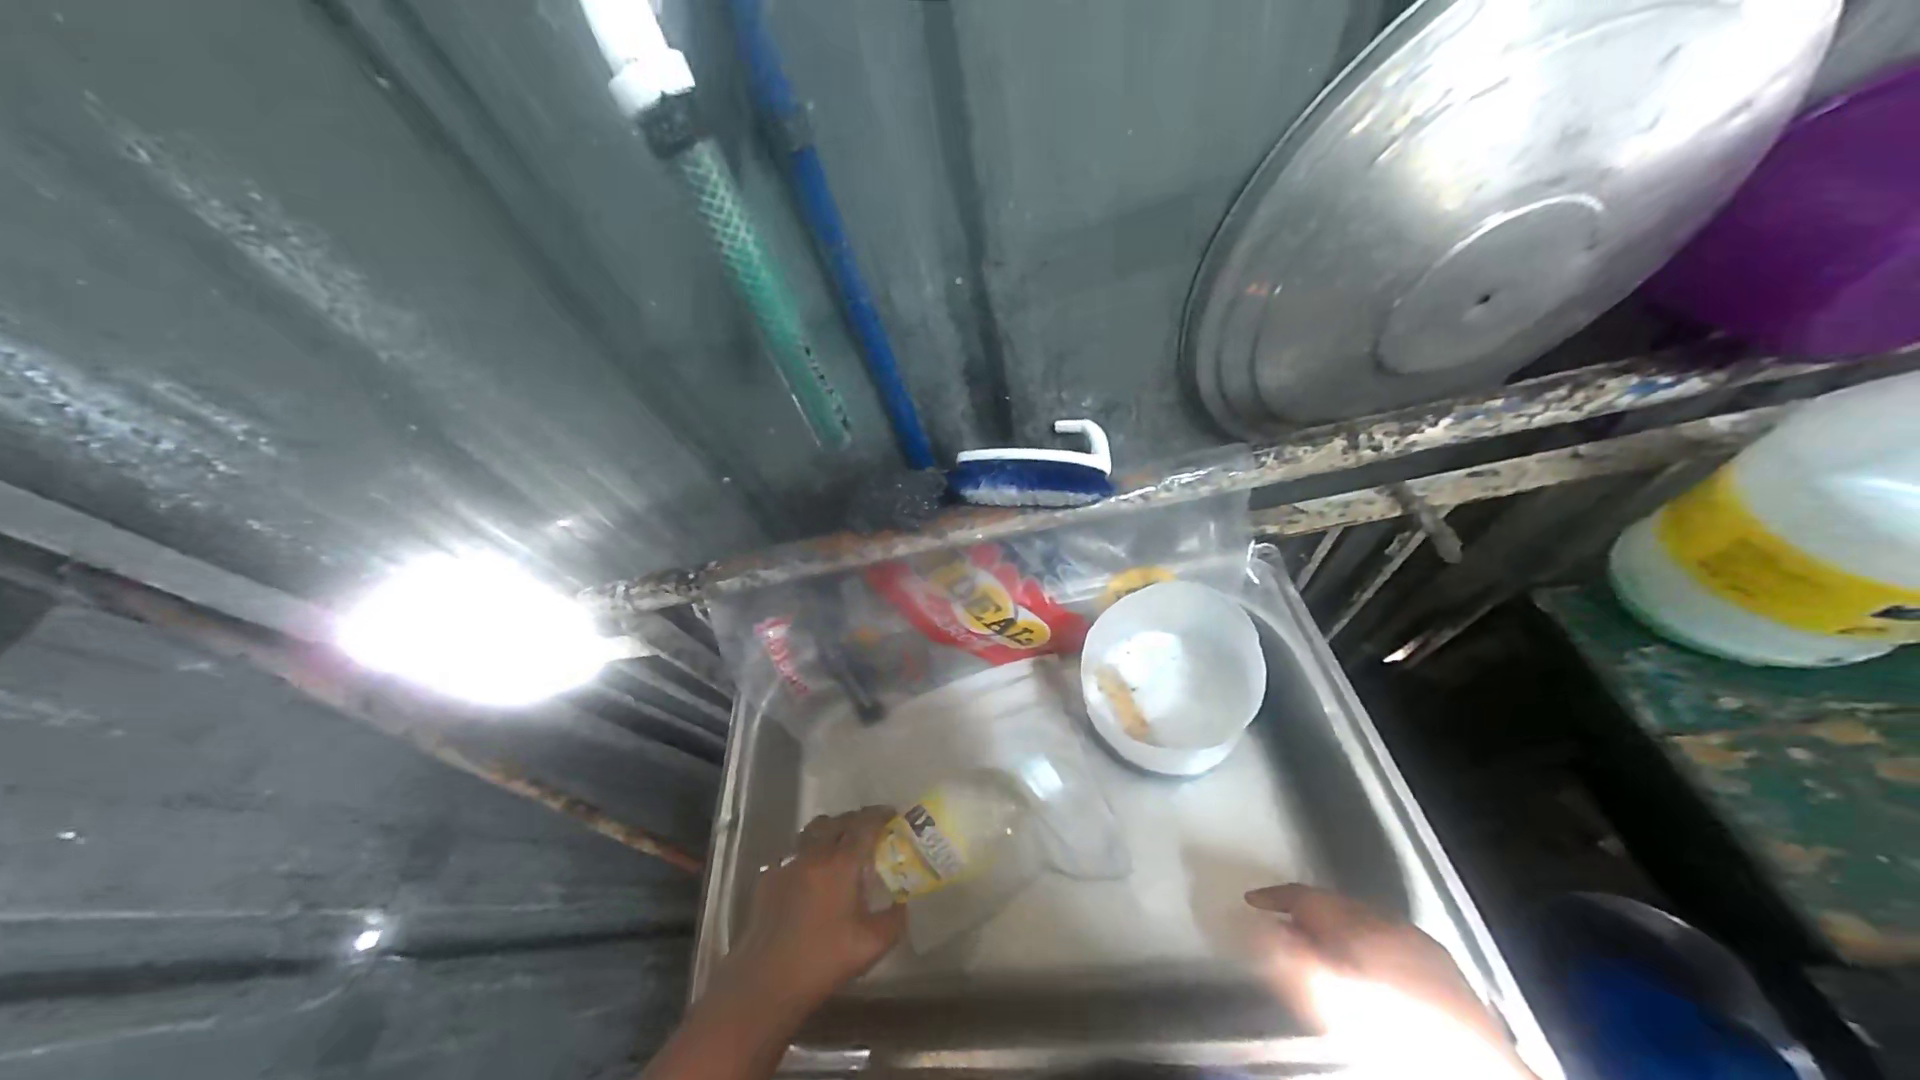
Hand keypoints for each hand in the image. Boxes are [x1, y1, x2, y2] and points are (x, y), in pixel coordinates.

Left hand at [710, 807, 905, 1020]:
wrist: (763, 982)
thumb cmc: (821, 962)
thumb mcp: (871, 946)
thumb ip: (894, 919)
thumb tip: (902, 902)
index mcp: (840, 864)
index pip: (864, 825)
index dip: (881, 816)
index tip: (893, 816)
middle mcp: (813, 854)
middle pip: (837, 821)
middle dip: (857, 820)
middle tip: (871, 831)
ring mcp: (787, 864)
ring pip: (812, 832)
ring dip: (831, 831)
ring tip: (843, 846)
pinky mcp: (768, 878)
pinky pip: (794, 852)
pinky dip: (810, 853)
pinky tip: (813, 875)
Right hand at [1246, 884, 1533, 1078]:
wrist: (1469, 1069)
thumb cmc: (1389, 1031)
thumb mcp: (1325, 996)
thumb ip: (1287, 957)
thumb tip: (1256, 925)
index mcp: (1355, 923)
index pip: (1302, 894)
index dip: (1272, 895)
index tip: (1251, 901)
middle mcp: (1385, 920)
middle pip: (1332, 903)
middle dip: (1304, 912)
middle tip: (1283, 929)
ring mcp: (1416, 939)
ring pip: (1363, 919)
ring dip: (1336, 927)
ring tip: (1322, 950)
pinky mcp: (1440, 961)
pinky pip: (1389, 936)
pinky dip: (1366, 941)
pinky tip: (1368, 969)